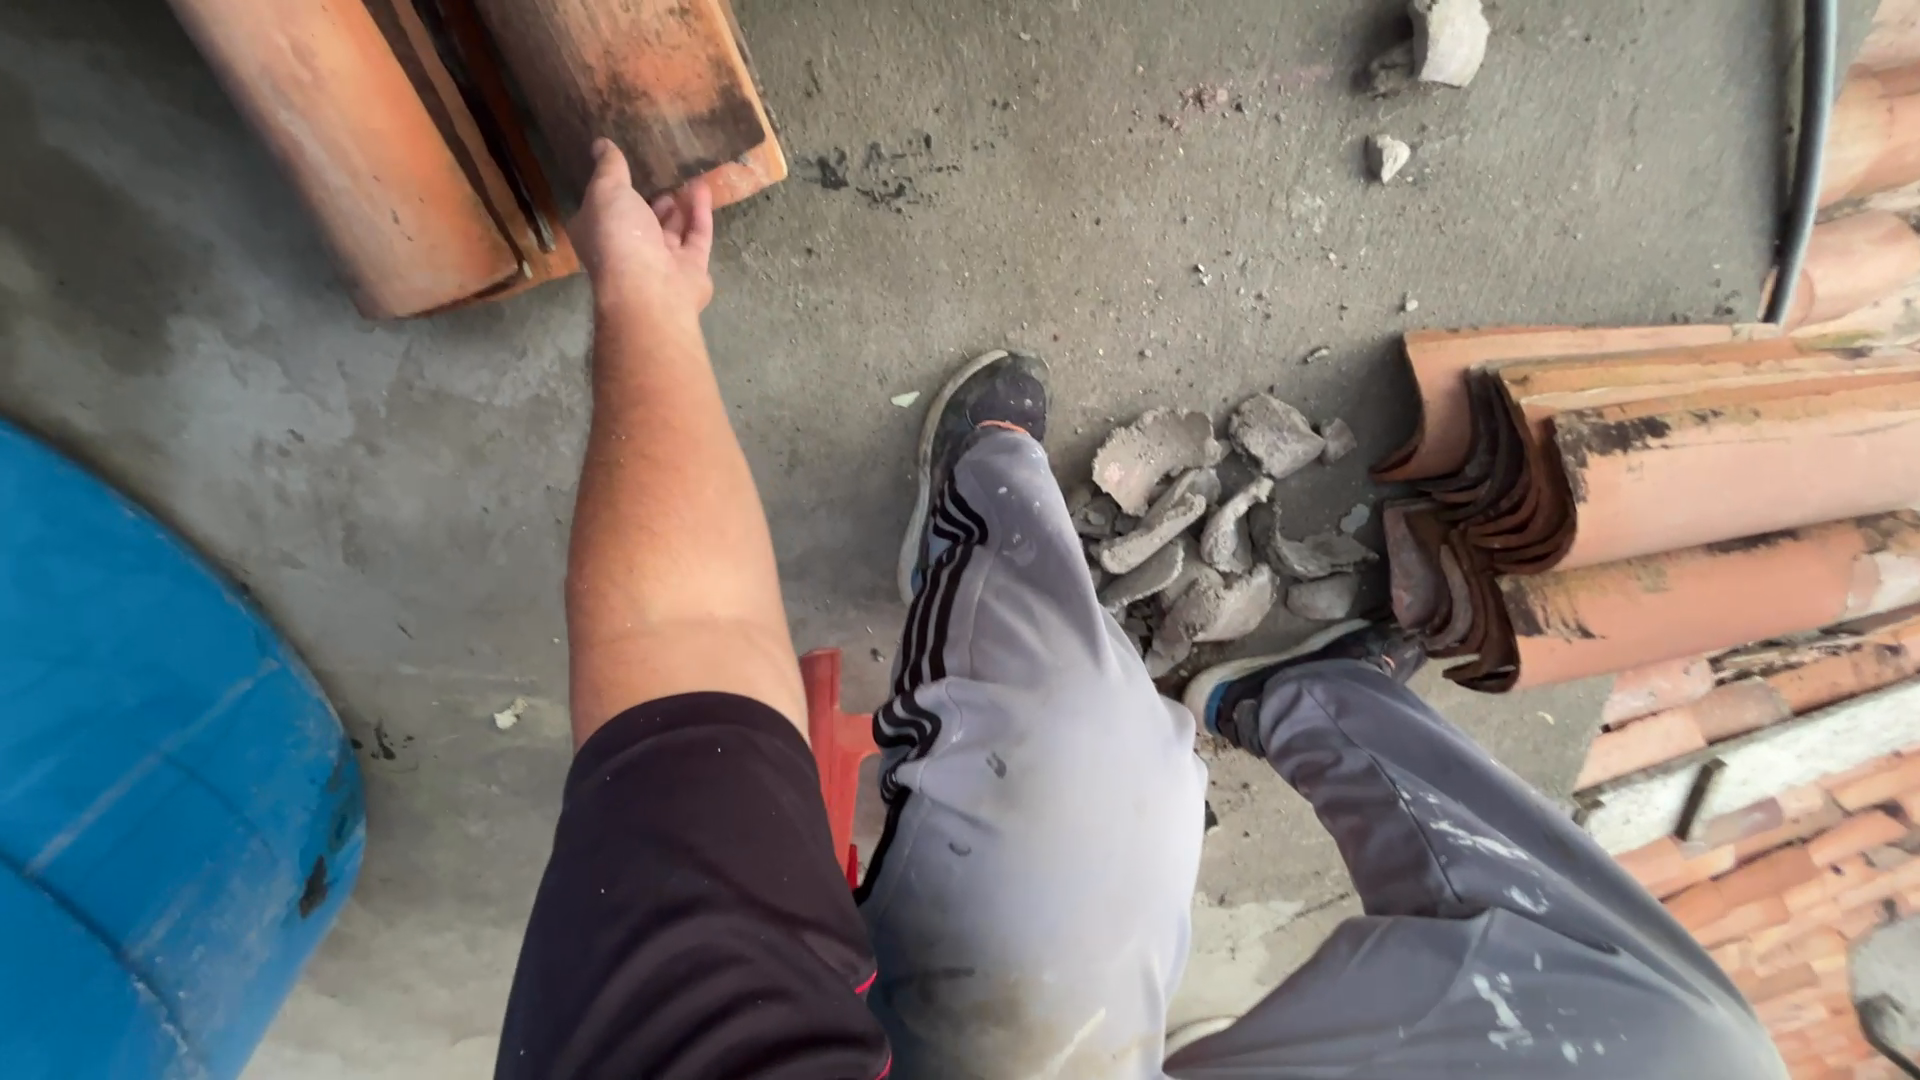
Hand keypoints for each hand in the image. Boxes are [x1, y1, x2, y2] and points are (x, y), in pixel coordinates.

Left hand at [569, 138, 714, 317]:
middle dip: (649, 200)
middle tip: (660, 174)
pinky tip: (703, 188)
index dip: (612, 190)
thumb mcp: (606, 191)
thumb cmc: (618, 237)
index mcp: (597, 234)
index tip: (624, 168)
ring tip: (683, 178)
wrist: (651, 289)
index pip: (602, 209)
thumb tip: (601, 144)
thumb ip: (609, 167)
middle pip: (640, 222)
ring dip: (677, 206)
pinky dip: (699, 213)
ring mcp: (662, 263)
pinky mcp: (692, 269)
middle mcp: (628, 251)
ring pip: (671, 230)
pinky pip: (696, 236)